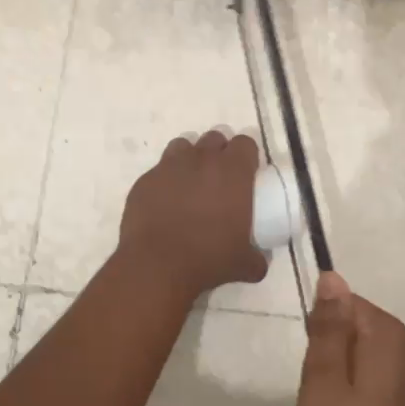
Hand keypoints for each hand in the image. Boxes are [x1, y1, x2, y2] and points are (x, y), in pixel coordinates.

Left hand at [117, 131, 268, 298]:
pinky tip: (166, 201)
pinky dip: (166, 180)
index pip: (245, 143)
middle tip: (220, 178)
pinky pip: (159, 170)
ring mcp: (169, 167)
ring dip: (191, 159)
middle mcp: (201, 160)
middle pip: (214, 139)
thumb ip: (257, 257)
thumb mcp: (245, 264)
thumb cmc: (208, 259)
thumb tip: (259, 260)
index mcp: (233, 172)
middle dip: (219, 152)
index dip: (247, 155)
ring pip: (183, 147)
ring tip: (192, 183)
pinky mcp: (145, 181)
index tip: (247, 172)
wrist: (157, 266)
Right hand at [296, 272, 404, 405]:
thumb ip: (327, 327)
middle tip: (318, 390)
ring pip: (357, 352)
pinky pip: (368, 373)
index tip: (312, 365)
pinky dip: (351, 389)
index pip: (343, 302)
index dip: (318, 330)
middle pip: (351, 326)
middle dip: (326, 352)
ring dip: (336, 373)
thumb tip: (332, 277)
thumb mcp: (324, 380)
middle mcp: (404, 344)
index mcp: (385, 334)